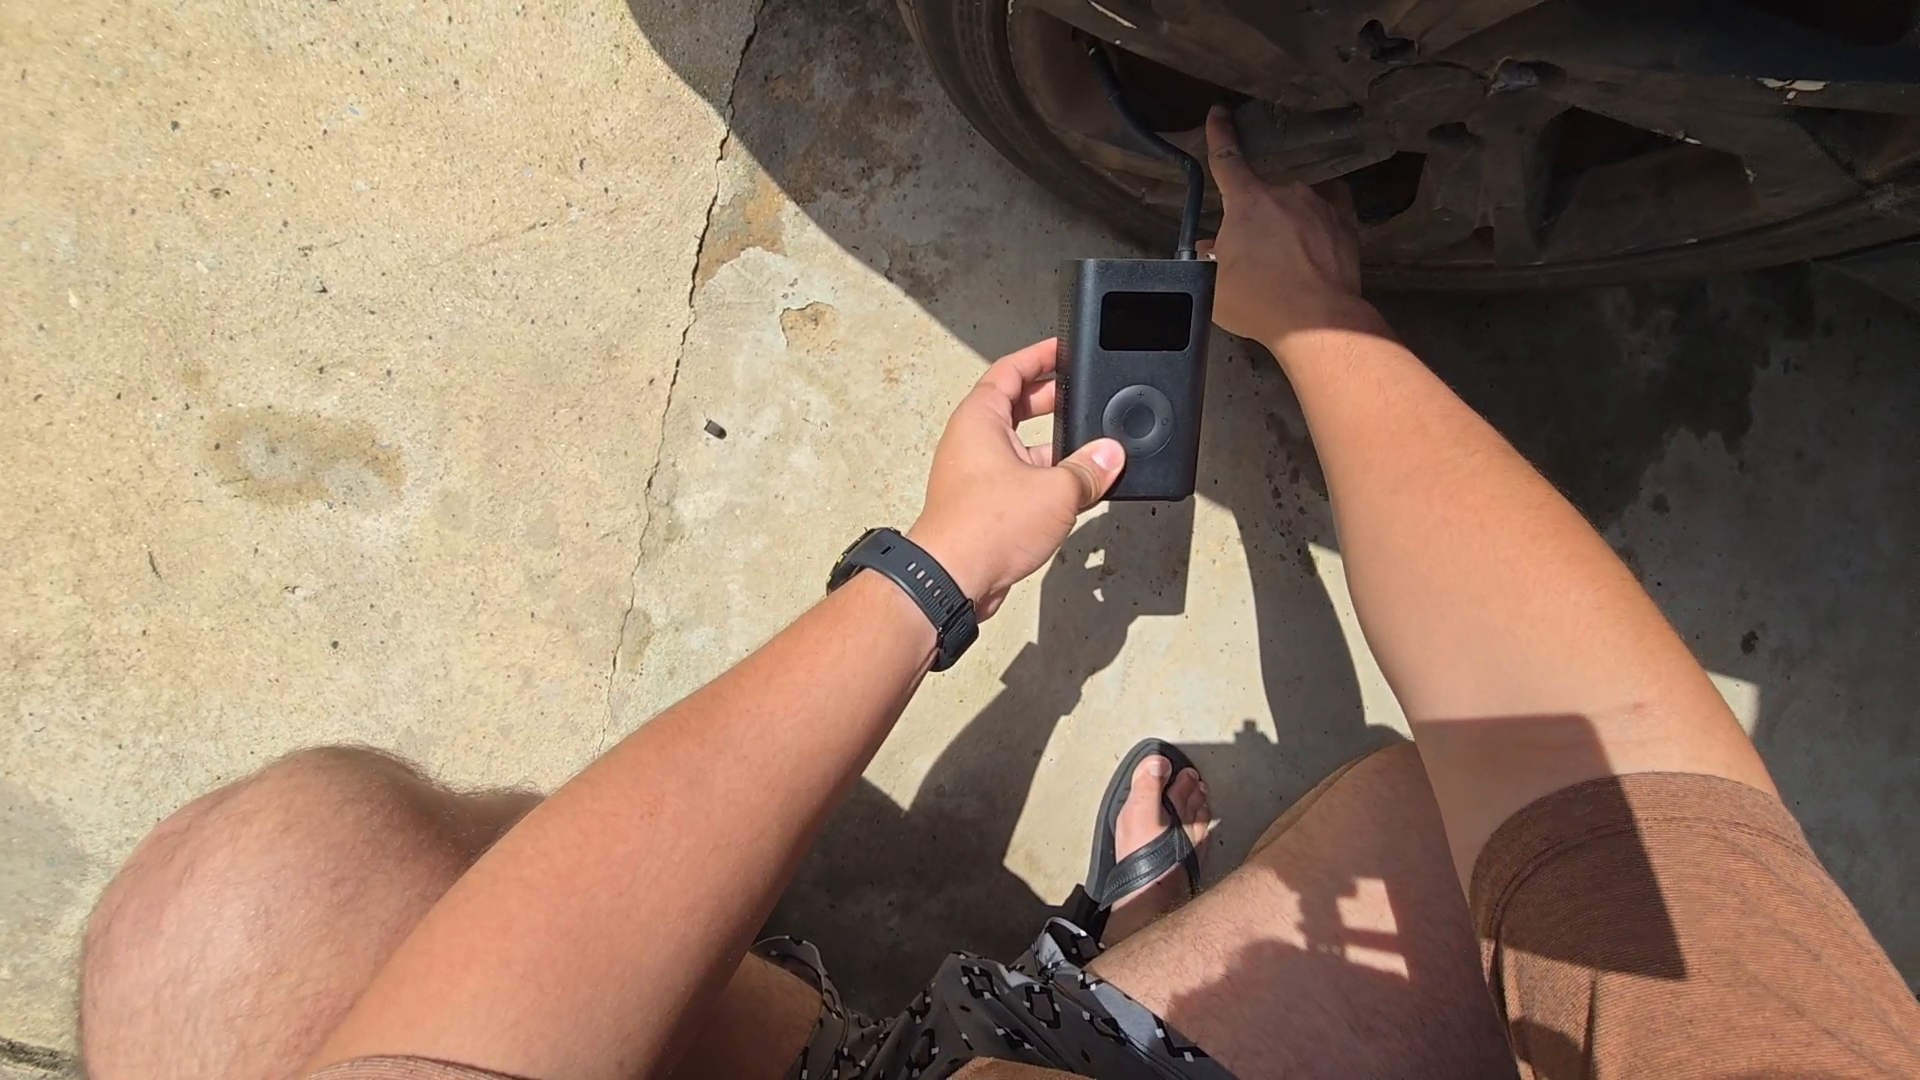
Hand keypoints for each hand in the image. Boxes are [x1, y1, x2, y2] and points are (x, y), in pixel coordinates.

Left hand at [908, 340, 1124, 618]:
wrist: (952, 580)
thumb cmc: (983, 526)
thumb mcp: (1054, 490)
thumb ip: (1088, 469)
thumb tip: (1110, 457)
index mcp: (979, 420)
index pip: (1008, 371)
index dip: (1038, 357)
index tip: (1062, 350)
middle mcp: (972, 444)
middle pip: (1014, 408)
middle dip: (1050, 401)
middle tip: (1081, 395)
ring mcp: (976, 477)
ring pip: (1019, 450)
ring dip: (1052, 449)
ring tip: (1089, 448)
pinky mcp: (984, 508)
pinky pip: (1019, 482)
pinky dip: (1045, 481)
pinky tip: (1074, 492)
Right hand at [1199, 104, 1379, 355]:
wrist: (1315, 318)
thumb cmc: (1258, 300)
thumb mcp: (1217, 285)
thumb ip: (1212, 259)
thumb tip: (1212, 248)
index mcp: (1248, 203)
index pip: (1227, 160)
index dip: (1219, 135)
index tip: (1218, 112)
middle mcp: (1286, 194)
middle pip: (1262, 201)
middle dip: (1254, 225)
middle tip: (1251, 262)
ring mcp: (1320, 207)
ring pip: (1293, 214)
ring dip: (1285, 235)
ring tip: (1282, 273)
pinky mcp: (1345, 226)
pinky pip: (1320, 227)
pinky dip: (1311, 243)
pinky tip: (1307, 269)